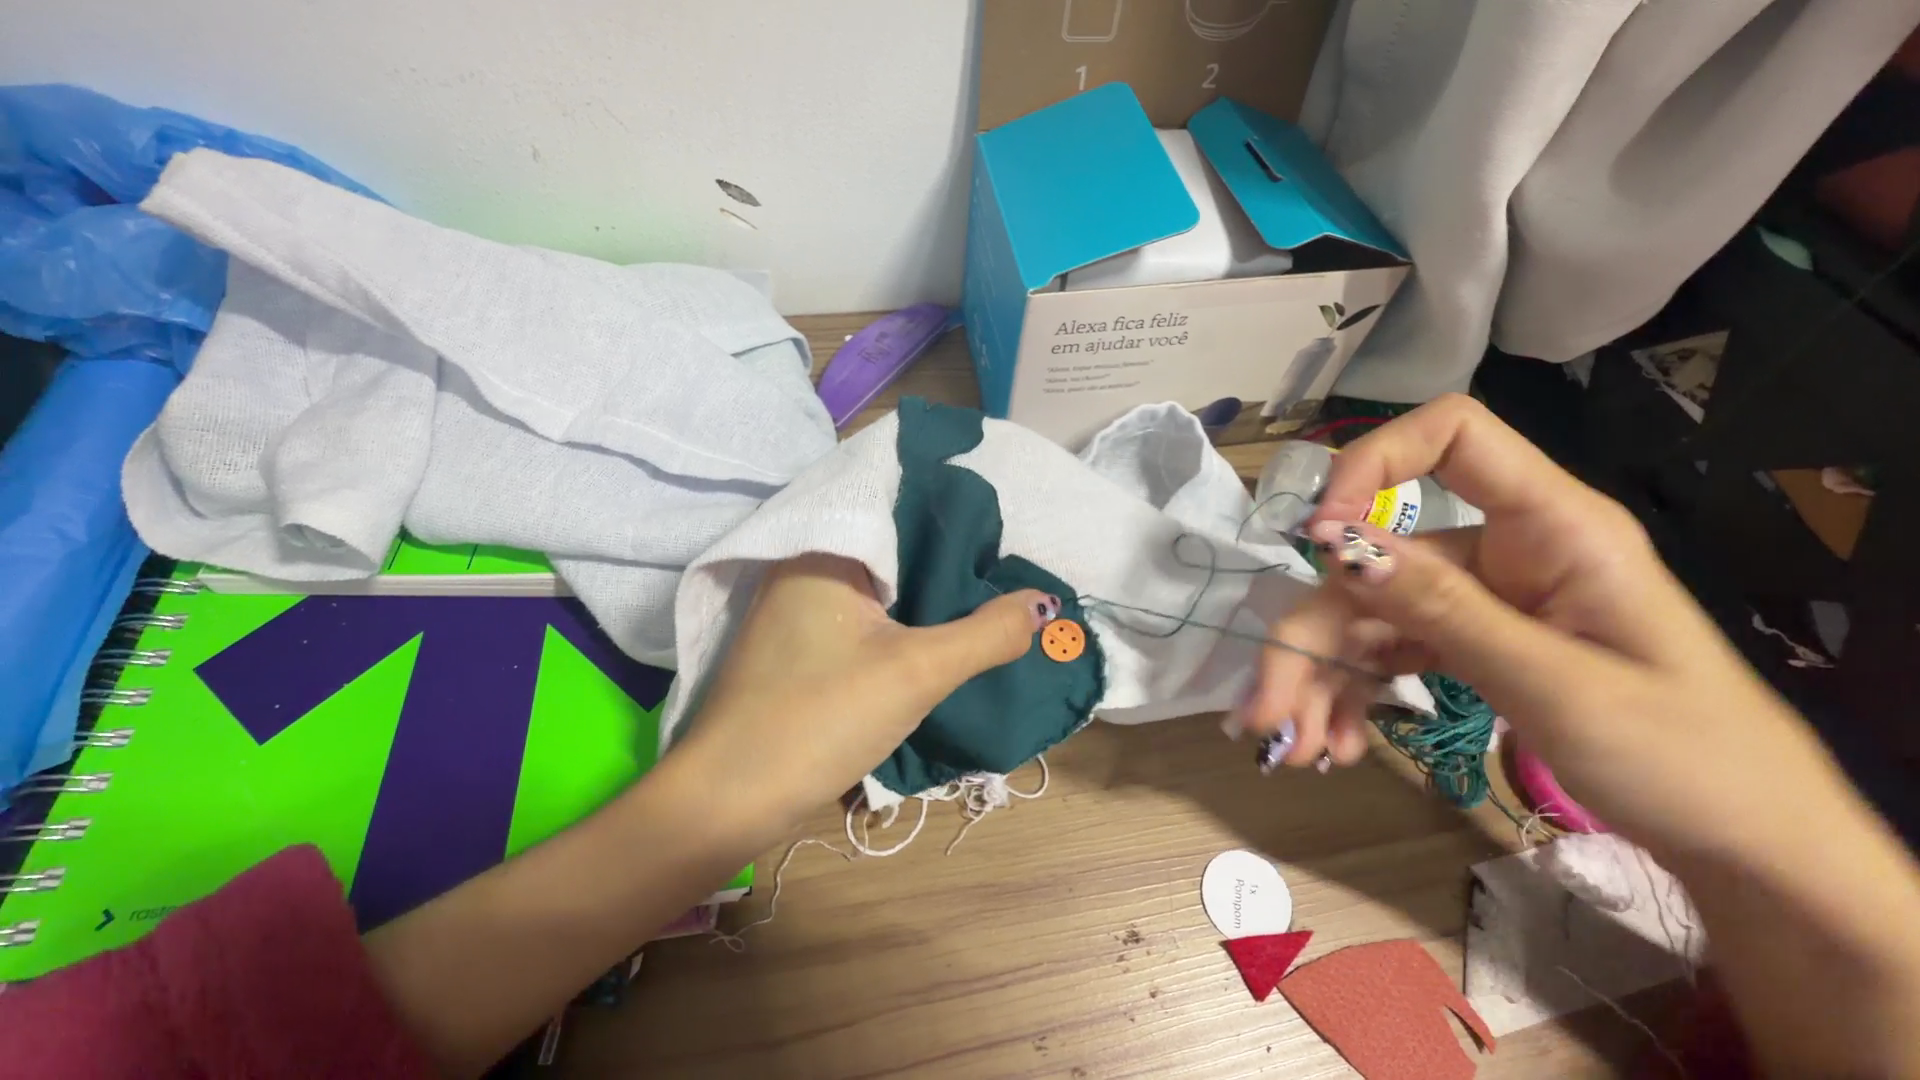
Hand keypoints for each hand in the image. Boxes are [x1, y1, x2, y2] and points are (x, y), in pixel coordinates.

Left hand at [672, 553, 1052, 833]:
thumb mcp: (918, 672)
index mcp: (821, 550)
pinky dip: (898, 623)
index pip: (900, 509)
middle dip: (947, 563)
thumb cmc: (821, 718)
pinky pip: (860, 617)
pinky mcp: (795, 647)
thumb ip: (987, 633)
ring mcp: (793, 610)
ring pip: (877, 589)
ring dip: (924, 598)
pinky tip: (935, 635)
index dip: (958, 521)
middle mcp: (801, 567)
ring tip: (985, 599)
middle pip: (891, 551)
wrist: (730, 798)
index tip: (1008, 534)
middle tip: (1008, 571)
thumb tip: (1046, 605)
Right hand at [1237, 395, 1836, 858]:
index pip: (1452, 435)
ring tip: (1298, 747)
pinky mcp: (1472, 644)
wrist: (1749, 846)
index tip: (1318, 538)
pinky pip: (1389, 649)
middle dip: (1313, 631)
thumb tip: (1335, 545)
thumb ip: (1444, 608)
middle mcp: (1505, 550)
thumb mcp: (1556, 683)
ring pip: (1369, 610)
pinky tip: (1336, 742)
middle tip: (1270, 714)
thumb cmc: (1683, 757)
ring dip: (1320, 674)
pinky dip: (1352, 692)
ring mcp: (1485, 600)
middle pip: (1378, 556)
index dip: (1372, 464)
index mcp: (1552, 527)